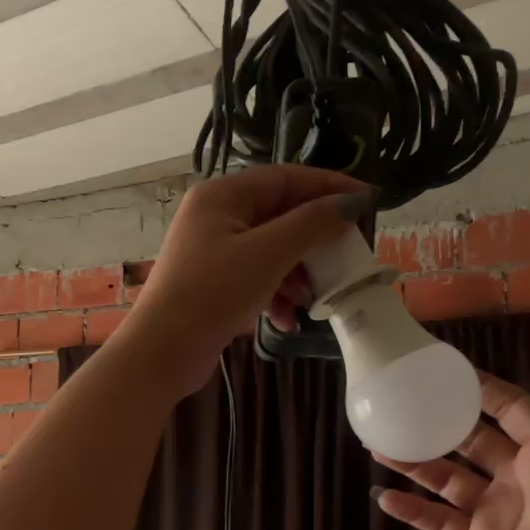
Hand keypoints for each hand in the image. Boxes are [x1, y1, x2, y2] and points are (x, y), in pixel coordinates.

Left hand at [116, 165, 368, 399]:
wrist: (162, 351)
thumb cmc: (213, 293)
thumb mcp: (268, 253)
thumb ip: (312, 224)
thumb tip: (350, 202)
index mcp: (223, 195)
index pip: (286, 177)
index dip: (328, 186)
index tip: (367, 200)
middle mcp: (215, 216)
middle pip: (280, 215)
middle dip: (314, 239)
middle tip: (347, 255)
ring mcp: (213, 252)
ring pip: (271, 251)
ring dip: (298, 274)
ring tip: (314, 298)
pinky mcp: (214, 285)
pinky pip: (257, 279)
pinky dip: (276, 296)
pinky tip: (288, 320)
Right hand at [371, 347, 529, 529]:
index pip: (511, 408)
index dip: (480, 389)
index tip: (442, 371)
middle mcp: (520, 477)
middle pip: (469, 441)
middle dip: (436, 423)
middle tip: (395, 407)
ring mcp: (497, 513)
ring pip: (447, 479)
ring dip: (414, 463)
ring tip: (376, 447)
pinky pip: (439, 522)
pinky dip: (412, 509)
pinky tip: (382, 497)